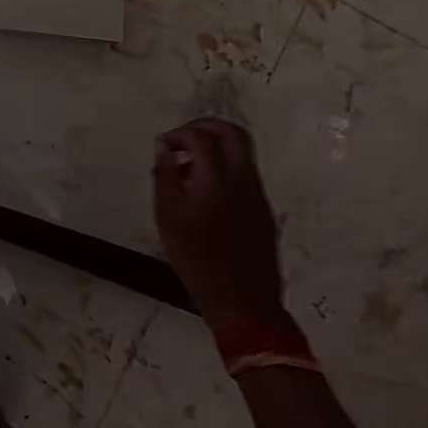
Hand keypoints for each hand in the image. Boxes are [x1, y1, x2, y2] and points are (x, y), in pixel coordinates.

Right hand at [152, 113, 284, 332]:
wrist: (242, 300)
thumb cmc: (196, 257)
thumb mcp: (167, 215)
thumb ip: (165, 175)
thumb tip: (165, 149)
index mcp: (217, 177)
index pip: (201, 136)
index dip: (178, 134)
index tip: (163, 145)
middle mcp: (243, 179)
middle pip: (231, 132)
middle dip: (203, 127)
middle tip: (181, 140)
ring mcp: (258, 194)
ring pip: (241, 152)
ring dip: (214, 148)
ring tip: (188, 168)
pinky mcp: (263, 210)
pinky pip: (245, 174)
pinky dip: (223, 168)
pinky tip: (203, 191)